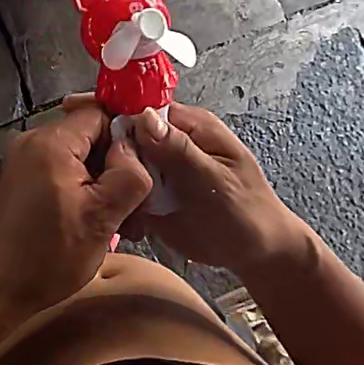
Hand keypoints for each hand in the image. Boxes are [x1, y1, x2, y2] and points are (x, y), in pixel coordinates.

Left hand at [0, 104, 152, 311]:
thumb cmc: (47, 257)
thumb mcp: (103, 216)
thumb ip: (129, 174)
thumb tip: (136, 149)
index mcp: (51, 143)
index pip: (102, 113)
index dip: (127, 135)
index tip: (144, 162)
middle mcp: (33, 144)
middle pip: (91, 134)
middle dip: (116, 163)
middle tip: (134, 199)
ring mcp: (25, 162)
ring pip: (80, 155)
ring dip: (102, 181)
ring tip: (118, 217)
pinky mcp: (23, 182)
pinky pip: (63, 171)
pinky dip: (84, 190)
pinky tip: (95, 220)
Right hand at [122, 103, 312, 277]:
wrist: (255, 252)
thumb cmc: (247, 211)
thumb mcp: (214, 179)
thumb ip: (179, 150)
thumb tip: (143, 118)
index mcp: (194, 128)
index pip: (146, 112)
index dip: (124, 126)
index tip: (108, 147)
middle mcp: (173, 145)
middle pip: (128, 140)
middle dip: (116, 160)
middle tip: (115, 185)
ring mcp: (161, 171)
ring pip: (123, 168)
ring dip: (117, 186)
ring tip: (122, 207)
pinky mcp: (153, 198)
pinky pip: (128, 194)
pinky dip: (123, 206)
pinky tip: (129, 222)